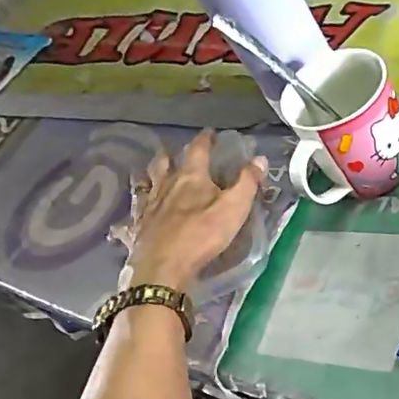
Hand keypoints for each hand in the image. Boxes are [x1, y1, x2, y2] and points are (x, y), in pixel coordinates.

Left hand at [122, 130, 265, 292]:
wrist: (164, 265)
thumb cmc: (202, 235)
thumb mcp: (234, 209)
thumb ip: (247, 183)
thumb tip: (260, 159)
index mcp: (191, 177)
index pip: (198, 150)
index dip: (205, 140)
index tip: (210, 133)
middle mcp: (166, 184)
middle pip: (165, 162)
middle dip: (171, 154)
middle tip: (174, 151)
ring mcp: (149, 204)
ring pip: (148, 181)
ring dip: (152, 173)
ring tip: (153, 171)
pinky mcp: (140, 224)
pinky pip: (138, 206)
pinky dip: (139, 201)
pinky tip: (140, 206)